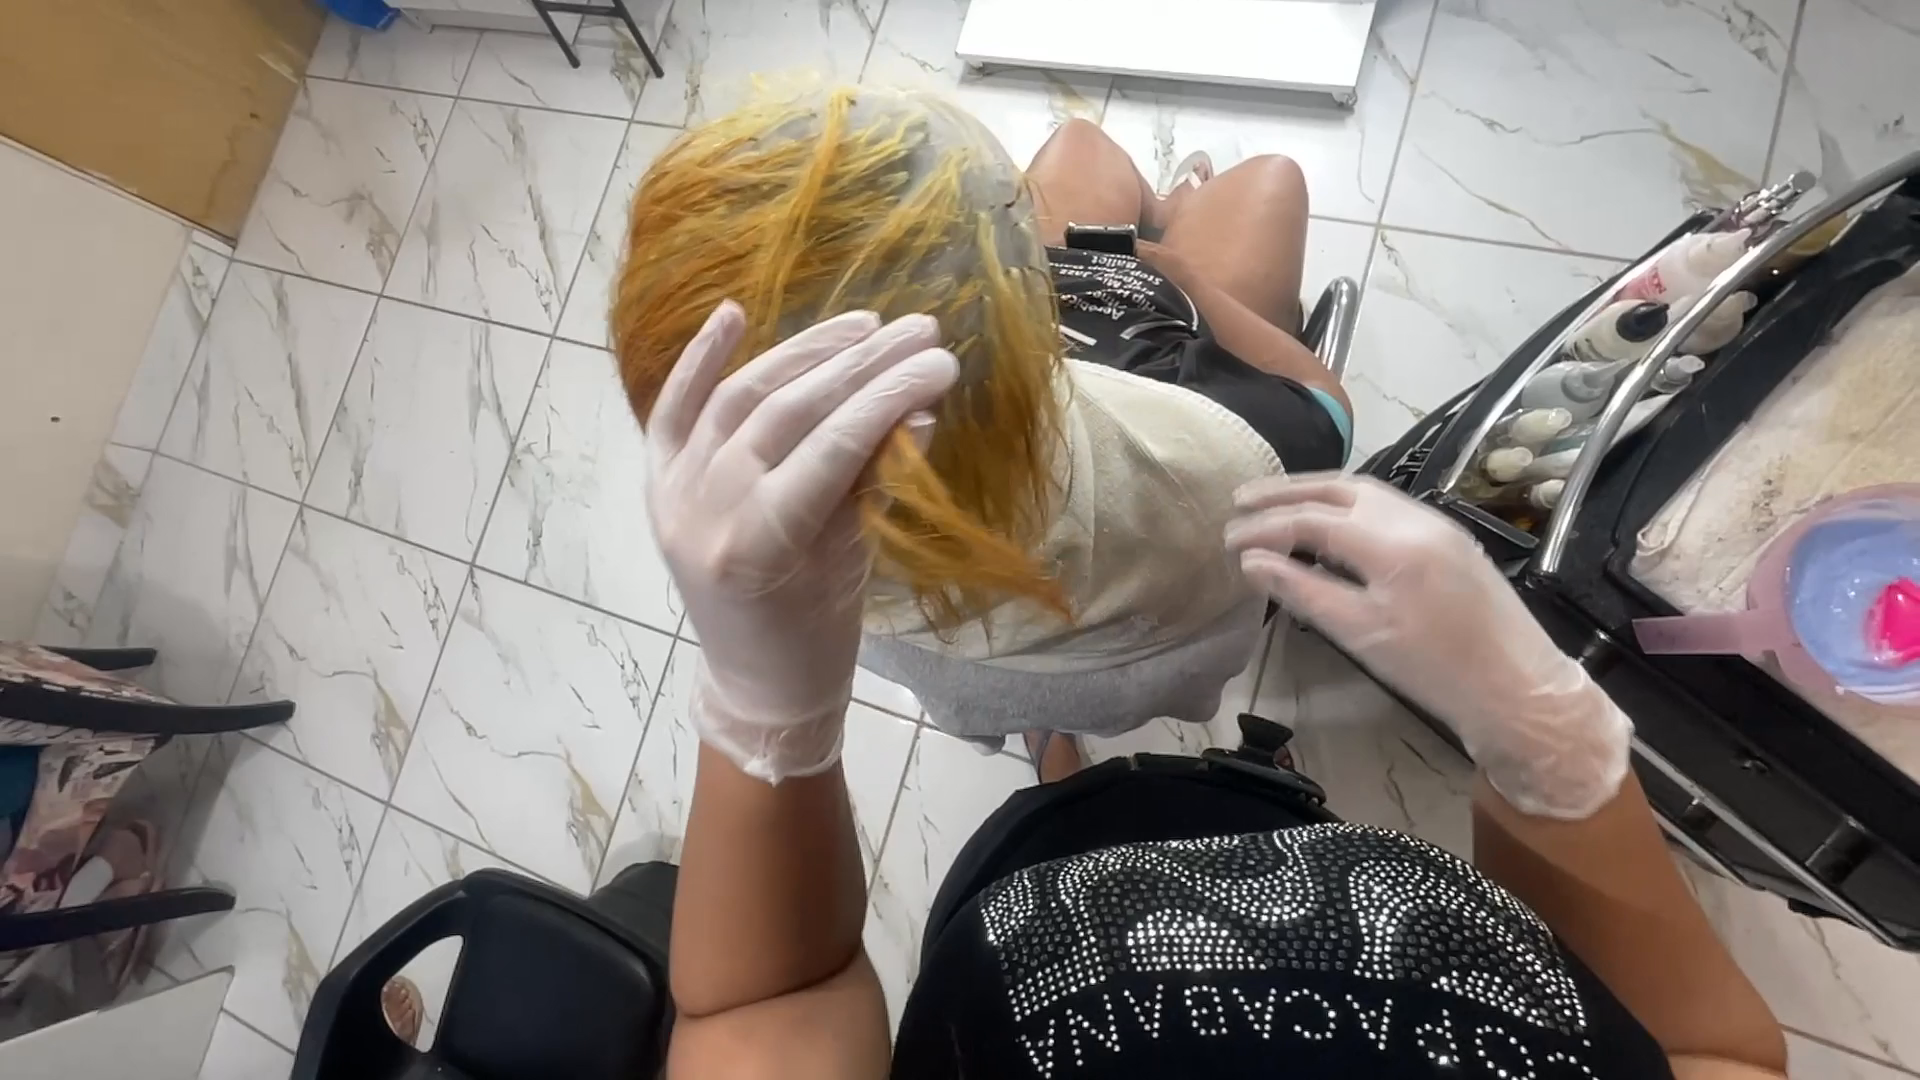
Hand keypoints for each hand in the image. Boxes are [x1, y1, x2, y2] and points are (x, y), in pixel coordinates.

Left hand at [647, 303, 956, 782]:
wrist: (755, 680)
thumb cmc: (817, 639)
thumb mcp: (855, 565)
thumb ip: (875, 483)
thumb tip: (916, 409)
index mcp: (756, 547)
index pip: (828, 448)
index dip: (887, 398)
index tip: (940, 364)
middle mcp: (702, 510)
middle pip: (787, 412)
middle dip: (859, 366)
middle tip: (918, 331)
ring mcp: (671, 492)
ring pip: (739, 398)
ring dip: (804, 353)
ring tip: (864, 325)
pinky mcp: (659, 482)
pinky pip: (673, 411)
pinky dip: (699, 360)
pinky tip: (733, 314)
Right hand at [1225, 473, 1631, 818]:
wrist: (1520, 690)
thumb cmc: (1435, 669)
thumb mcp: (1358, 633)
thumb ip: (1301, 590)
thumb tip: (1250, 562)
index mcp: (1393, 545)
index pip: (1311, 520)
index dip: (1263, 527)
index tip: (1227, 540)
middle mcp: (1415, 519)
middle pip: (1337, 489)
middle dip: (1284, 491)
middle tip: (1240, 499)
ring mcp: (1436, 523)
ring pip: (1363, 490)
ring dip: (1313, 491)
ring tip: (1273, 501)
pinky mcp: (1446, 536)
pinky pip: (1383, 503)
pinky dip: (1342, 502)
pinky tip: (1324, 519)